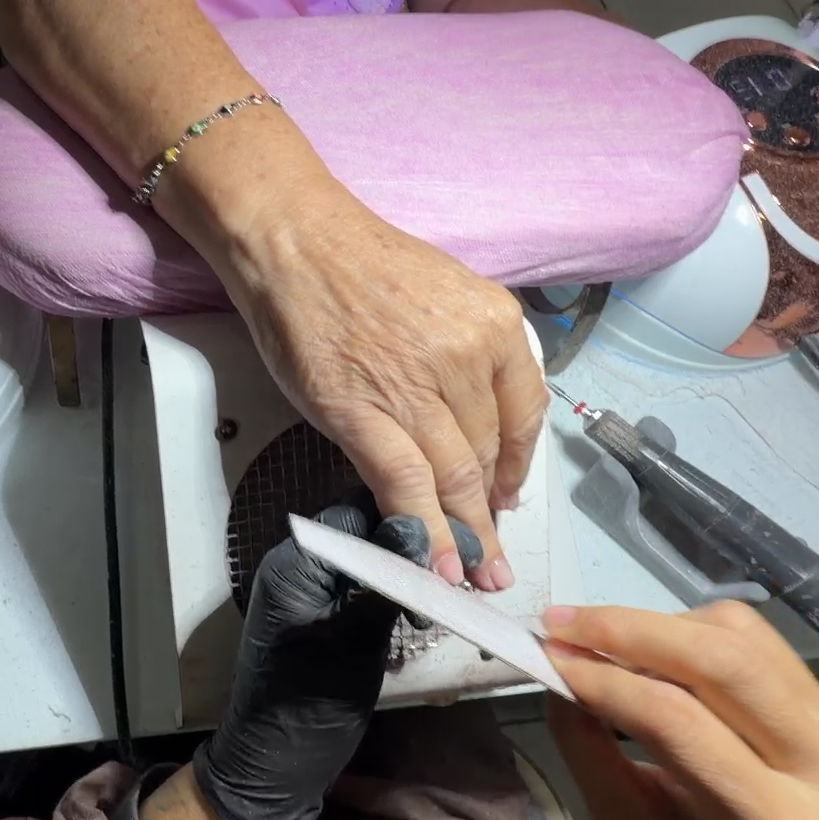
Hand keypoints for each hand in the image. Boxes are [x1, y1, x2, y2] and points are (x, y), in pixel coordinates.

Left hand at [192, 496, 472, 819]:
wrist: (274, 765)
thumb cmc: (307, 705)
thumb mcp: (353, 641)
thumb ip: (383, 582)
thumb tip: (419, 528)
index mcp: (295, 564)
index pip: (356, 514)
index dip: (408, 521)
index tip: (458, 543)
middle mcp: (299, 566)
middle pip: (364, 530)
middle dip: (415, 543)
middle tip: (466, 567)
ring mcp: (311, 590)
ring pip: (368, 556)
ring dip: (410, 567)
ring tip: (453, 587)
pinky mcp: (325, 614)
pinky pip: (363, 584)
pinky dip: (396, 589)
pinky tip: (427, 605)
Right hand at [221, 191, 545, 590]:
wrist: (295, 244)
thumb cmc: (357, 266)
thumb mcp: (440, 297)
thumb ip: (464, 359)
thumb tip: (462, 426)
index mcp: (496, 327)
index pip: (524, 418)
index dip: (516, 471)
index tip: (506, 500)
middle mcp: (467, 360)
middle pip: (487, 456)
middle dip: (490, 516)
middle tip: (492, 559)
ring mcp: (416, 389)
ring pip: (454, 478)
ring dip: (464, 536)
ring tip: (469, 575)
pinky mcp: (363, 413)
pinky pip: (406, 482)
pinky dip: (424, 530)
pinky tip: (436, 565)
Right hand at [543, 602, 818, 819]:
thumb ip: (586, 744)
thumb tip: (557, 668)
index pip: (676, 722)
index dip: (603, 680)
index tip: (546, 658)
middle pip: (720, 663)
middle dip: (625, 630)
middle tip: (559, 623)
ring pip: (732, 636)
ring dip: (649, 625)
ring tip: (599, 638)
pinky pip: (749, 632)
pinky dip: (683, 623)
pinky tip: (653, 648)